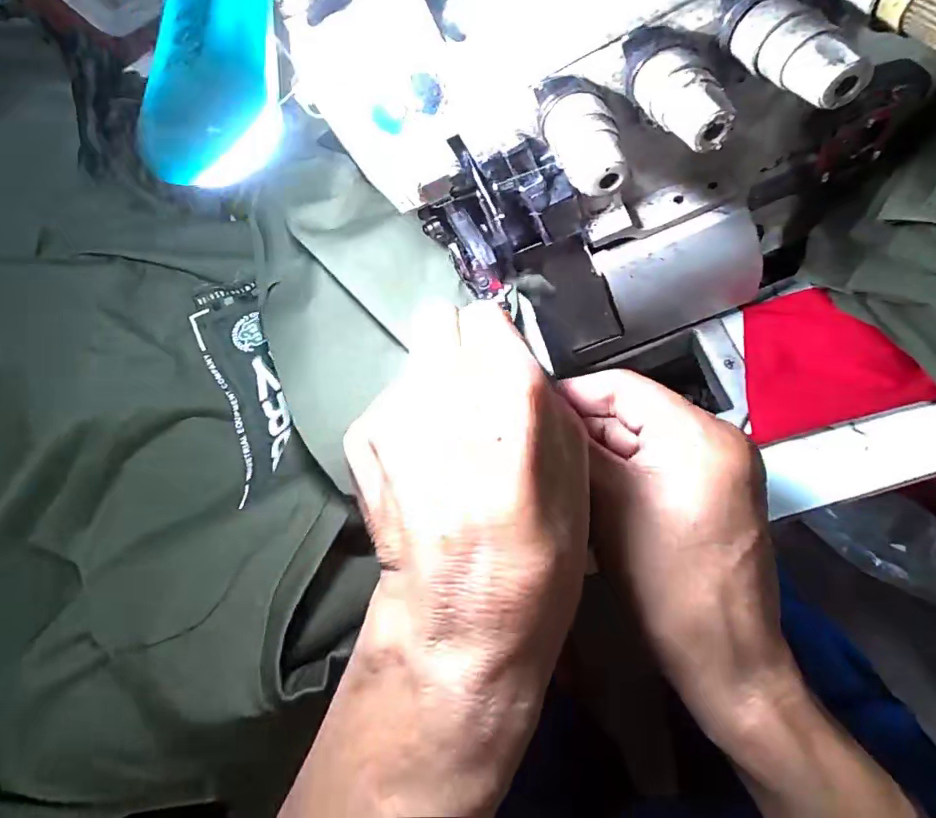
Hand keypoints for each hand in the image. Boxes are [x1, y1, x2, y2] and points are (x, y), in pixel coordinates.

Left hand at [282, 300, 589, 816]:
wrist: (460, 621)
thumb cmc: (539, 551)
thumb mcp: (574, 464)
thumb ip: (543, 394)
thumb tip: (514, 360)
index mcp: (508, 397)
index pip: (486, 314)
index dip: (498, 338)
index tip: (504, 363)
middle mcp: (443, 392)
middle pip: (439, 320)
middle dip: (460, 346)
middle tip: (476, 390)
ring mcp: (394, 414)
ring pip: (415, 359)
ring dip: (436, 382)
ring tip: (452, 438)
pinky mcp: (360, 437)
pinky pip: (393, 398)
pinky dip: (410, 415)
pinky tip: (426, 462)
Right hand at [561, 370, 917, 817]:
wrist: (728, 660)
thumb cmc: (669, 593)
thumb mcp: (608, 511)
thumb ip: (579, 452)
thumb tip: (549, 416)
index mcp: (700, 434)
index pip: (623, 386)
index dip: (574, 394)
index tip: (537, 412)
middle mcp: (723, 436)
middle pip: (638, 410)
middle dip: (590, 427)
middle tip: (544, 448)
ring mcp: (728, 462)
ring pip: (649, 436)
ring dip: (609, 451)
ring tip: (567, 471)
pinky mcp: (725, 486)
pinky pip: (667, 460)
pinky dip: (633, 469)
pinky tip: (601, 489)